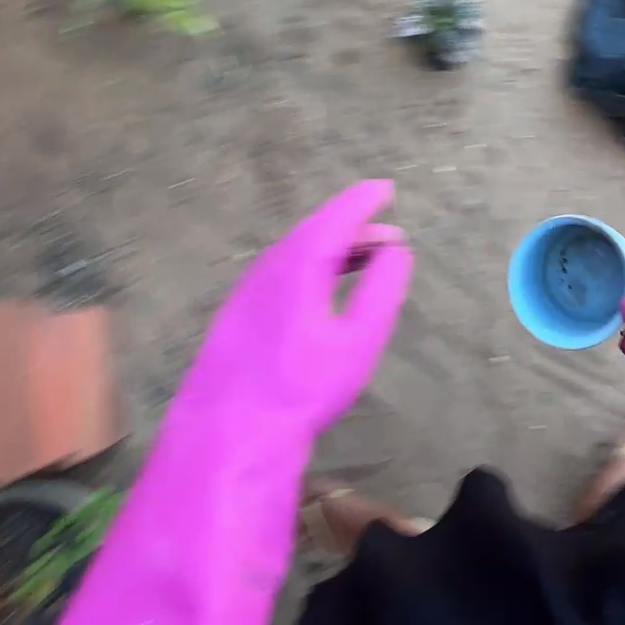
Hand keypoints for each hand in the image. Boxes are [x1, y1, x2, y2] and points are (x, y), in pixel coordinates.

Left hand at [178, 179, 413, 434]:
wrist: (227, 437)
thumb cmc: (302, 389)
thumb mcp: (358, 341)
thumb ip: (381, 290)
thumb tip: (397, 250)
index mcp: (298, 266)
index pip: (336, 218)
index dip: (363, 201)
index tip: (387, 189)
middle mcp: (269, 267)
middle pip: (316, 231)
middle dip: (354, 225)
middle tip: (389, 233)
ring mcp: (248, 290)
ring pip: (296, 251)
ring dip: (334, 246)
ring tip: (367, 257)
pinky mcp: (237, 313)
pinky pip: (282, 270)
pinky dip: (312, 264)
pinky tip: (325, 286)